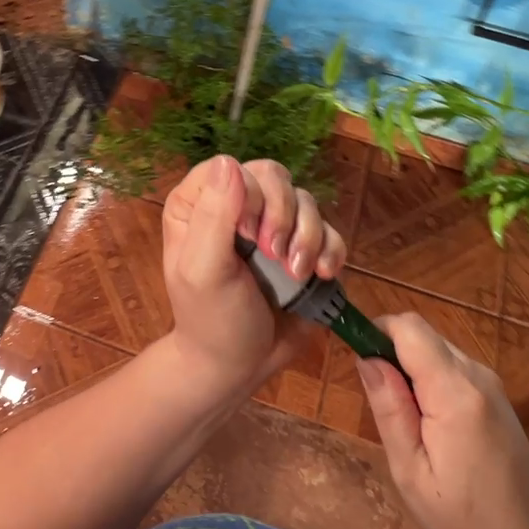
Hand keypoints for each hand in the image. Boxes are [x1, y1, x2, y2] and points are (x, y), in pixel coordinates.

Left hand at [160, 156, 344, 392]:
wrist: (240, 366)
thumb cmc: (212, 319)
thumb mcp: (203, 270)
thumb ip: (214, 217)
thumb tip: (228, 162)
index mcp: (199, 203)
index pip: (231, 167)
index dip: (249, 194)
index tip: (248, 237)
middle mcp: (235, 205)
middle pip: (273, 175)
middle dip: (283, 214)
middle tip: (274, 255)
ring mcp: (271, 224)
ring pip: (304, 199)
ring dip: (308, 236)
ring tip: (296, 274)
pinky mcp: (302, 246)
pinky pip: (328, 228)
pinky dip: (329, 250)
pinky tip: (320, 275)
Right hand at [356, 314, 528, 528]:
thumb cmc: (463, 519)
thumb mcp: (411, 472)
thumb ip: (389, 409)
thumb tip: (366, 357)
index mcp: (456, 392)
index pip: (409, 328)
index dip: (377, 332)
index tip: (360, 362)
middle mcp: (477, 375)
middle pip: (421, 335)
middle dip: (392, 354)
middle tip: (383, 404)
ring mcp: (490, 382)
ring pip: (435, 347)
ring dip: (411, 368)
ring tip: (408, 420)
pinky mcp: (495, 393)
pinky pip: (451, 365)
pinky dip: (430, 378)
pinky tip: (431, 423)